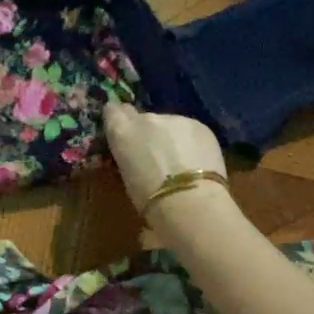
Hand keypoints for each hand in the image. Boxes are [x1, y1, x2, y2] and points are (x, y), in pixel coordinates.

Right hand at [103, 102, 228, 211]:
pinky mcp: (200, 125)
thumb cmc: (148, 198)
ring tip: (178, 160)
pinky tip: (194, 160)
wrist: (190, 201)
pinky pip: (189, 130)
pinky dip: (189, 141)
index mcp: (122, 131)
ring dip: (169, 137)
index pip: (113, 111)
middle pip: (142, 117)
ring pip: (168, 124)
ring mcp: (175, 118)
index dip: (117, 119)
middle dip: (145, 131)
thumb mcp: (126, 175)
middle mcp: (146, 118)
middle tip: (151, 152)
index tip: (121, 129)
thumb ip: (127, 153)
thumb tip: (134, 152)